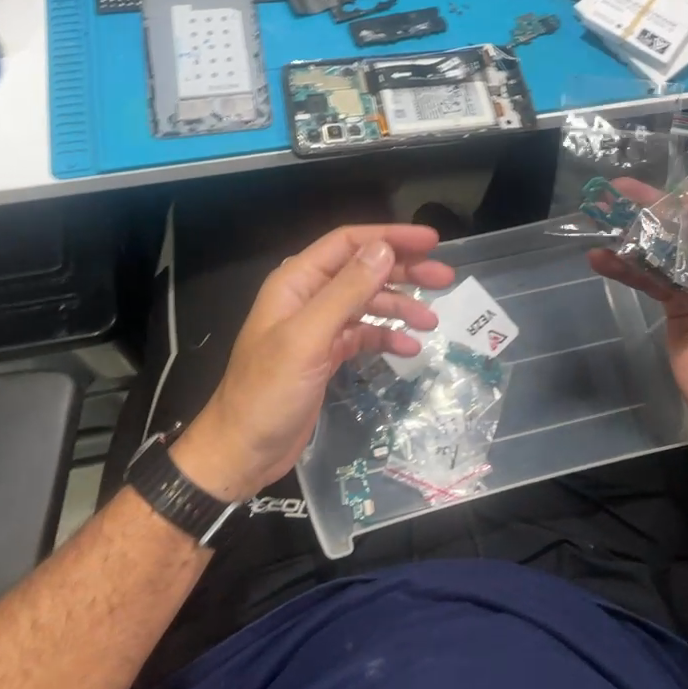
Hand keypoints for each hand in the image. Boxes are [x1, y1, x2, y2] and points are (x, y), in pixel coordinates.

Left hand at [172, 225, 455, 501]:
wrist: (242, 450)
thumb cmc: (268, 392)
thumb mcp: (308, 338)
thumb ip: (346, 291)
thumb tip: (384, 249)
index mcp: (296, 282)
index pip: (349, 243)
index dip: (390, 237)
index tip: (432, 240)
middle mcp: (307, 298)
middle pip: (362, 270)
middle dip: (404, 270)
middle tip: (445, 277)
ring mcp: (317, 328)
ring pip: (366, 303)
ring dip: (400, 307)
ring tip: (432, 320)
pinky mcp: (325, 356)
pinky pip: (363, 336)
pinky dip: (387, 339)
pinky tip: (410, 349)